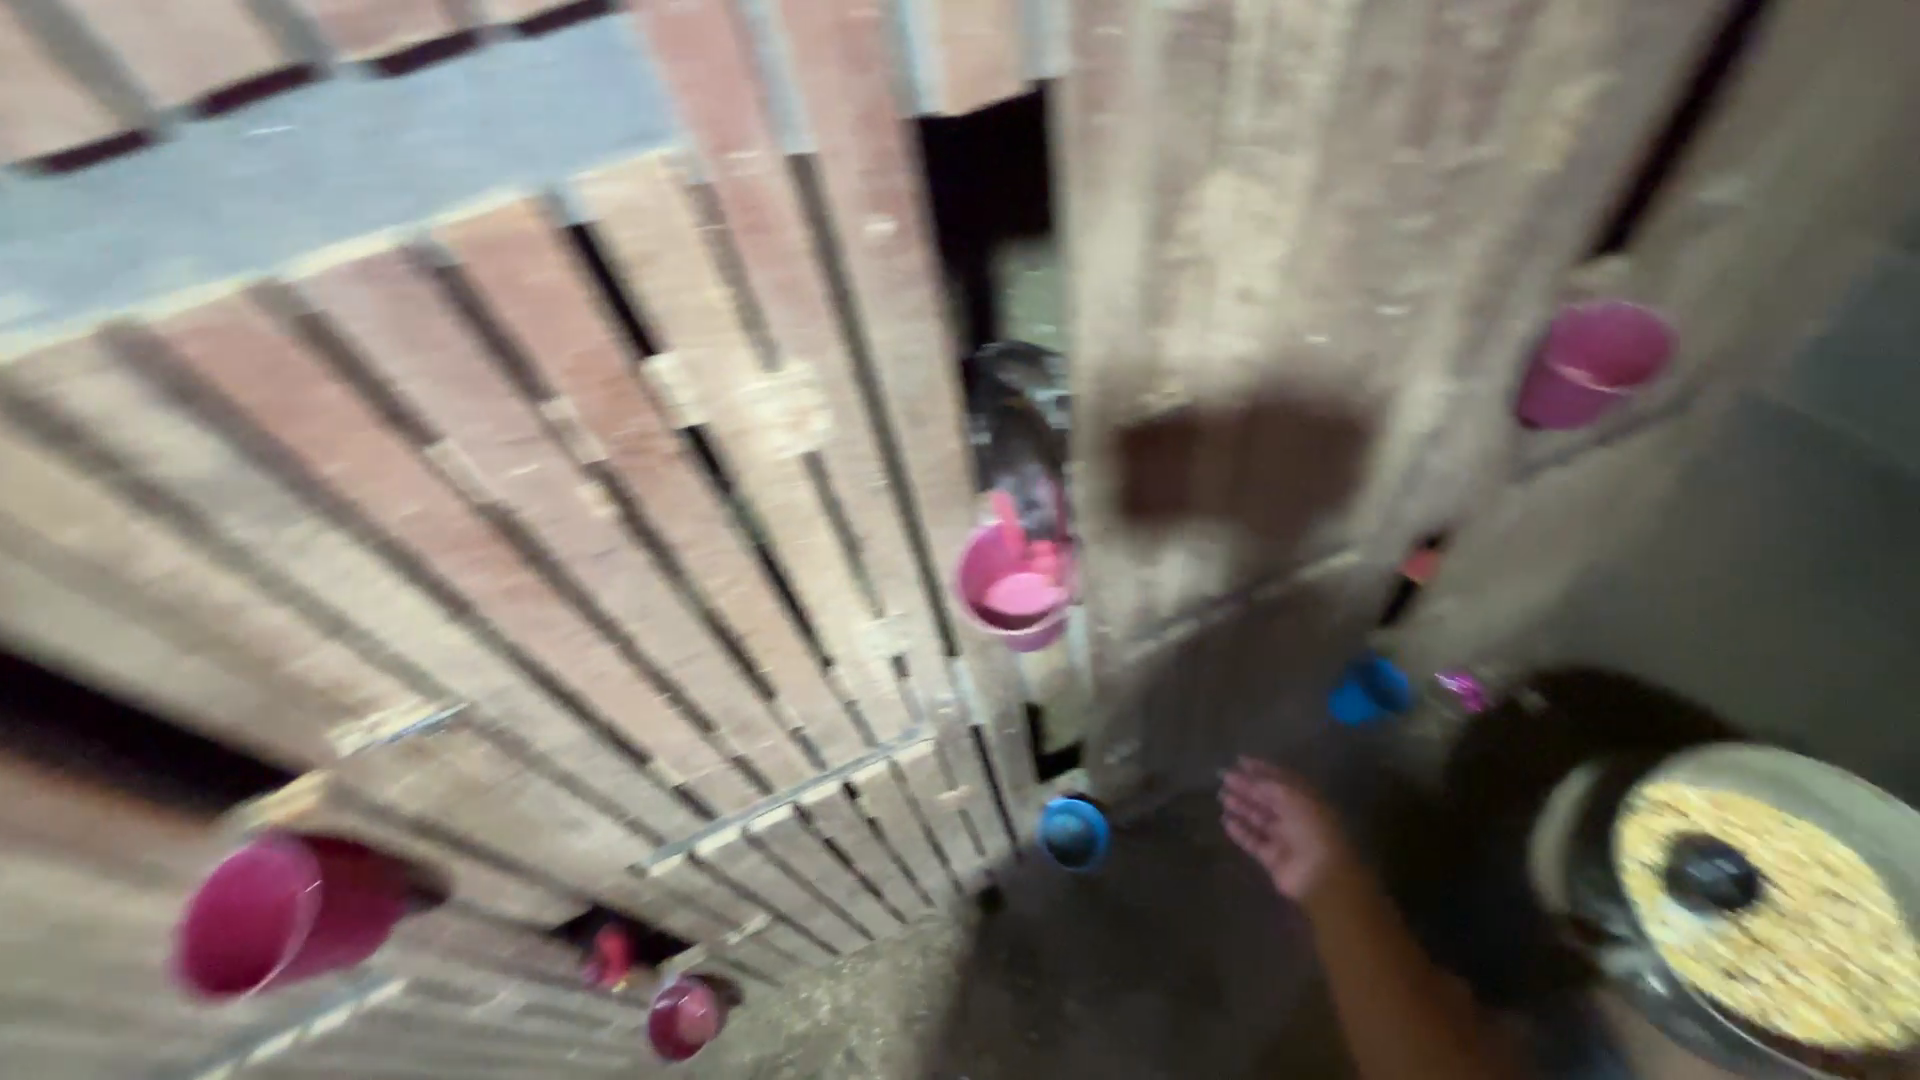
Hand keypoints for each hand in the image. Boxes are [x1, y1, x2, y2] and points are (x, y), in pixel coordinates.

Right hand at [1220, 757, 1352, 903]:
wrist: (1322, 875)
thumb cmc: (1312, 829)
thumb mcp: (1292, 798)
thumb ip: (1268, 785)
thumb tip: (1248, 775)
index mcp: (1307, 801)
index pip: (1282, 780)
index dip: (1261, 769)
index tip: (1239, 761)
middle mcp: (1297, 818)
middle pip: (1268, 799)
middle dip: (1247, 787)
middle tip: (1224, 777)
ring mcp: (1285, 840)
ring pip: (1259, 819)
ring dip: (1242, 806)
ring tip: (1222, 796)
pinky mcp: (1274, 859)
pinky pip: (1254, 842)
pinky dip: (1240, 832)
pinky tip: (1225, 821)